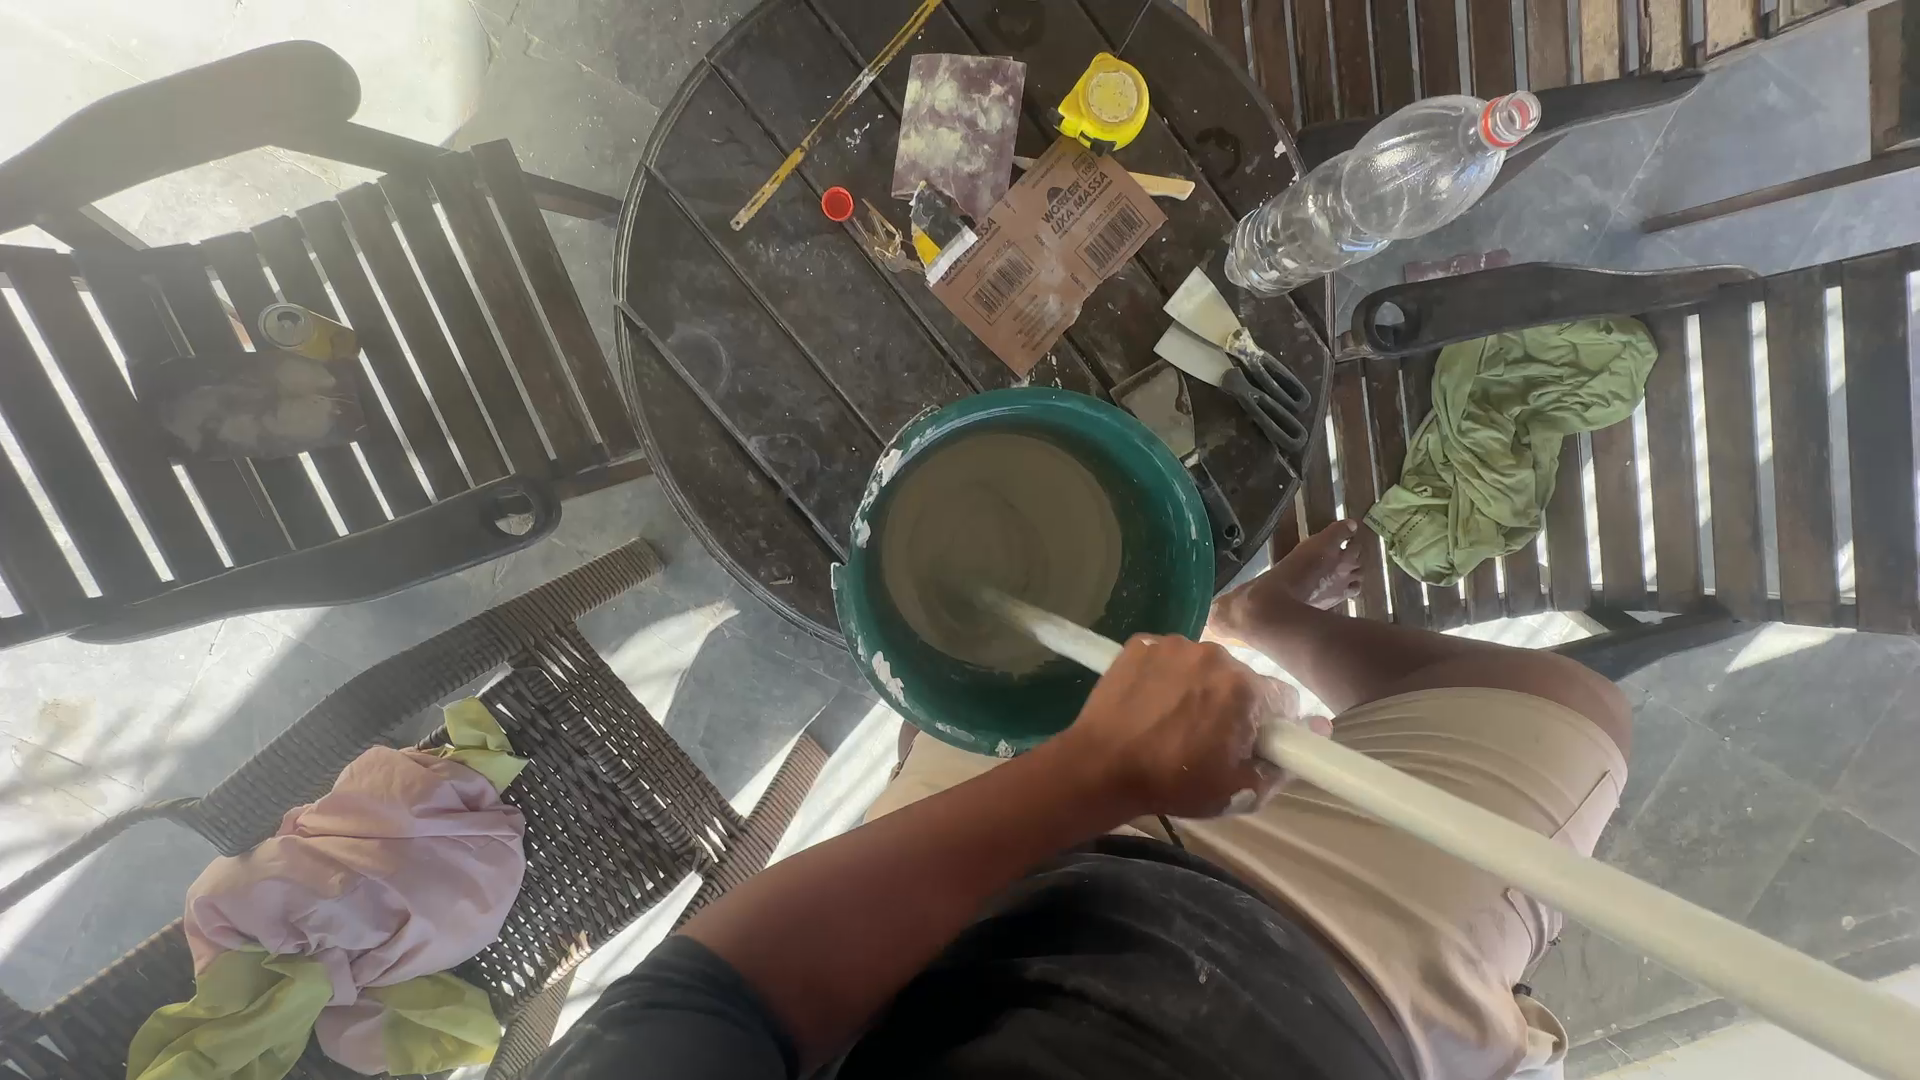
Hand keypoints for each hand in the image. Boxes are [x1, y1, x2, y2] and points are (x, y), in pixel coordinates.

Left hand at [1050, 635, 1301, 818]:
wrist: (1101, 765)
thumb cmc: (1174, 781)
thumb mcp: (1240, 790)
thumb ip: (1285, 762)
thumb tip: (1318, 729)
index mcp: (1245, 687)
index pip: (1283, 697)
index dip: (1273, 723)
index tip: (1253, 741)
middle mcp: (1212, 653)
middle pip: (1239, 678)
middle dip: (1232, 703)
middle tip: (1207, 736)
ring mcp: (1171, 644)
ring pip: (1201, 664)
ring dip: (1197, 685)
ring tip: (1172, 719)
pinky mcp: (1139, 644)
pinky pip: (1166, 657)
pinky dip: (1164, 674)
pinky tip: (1149, 702)